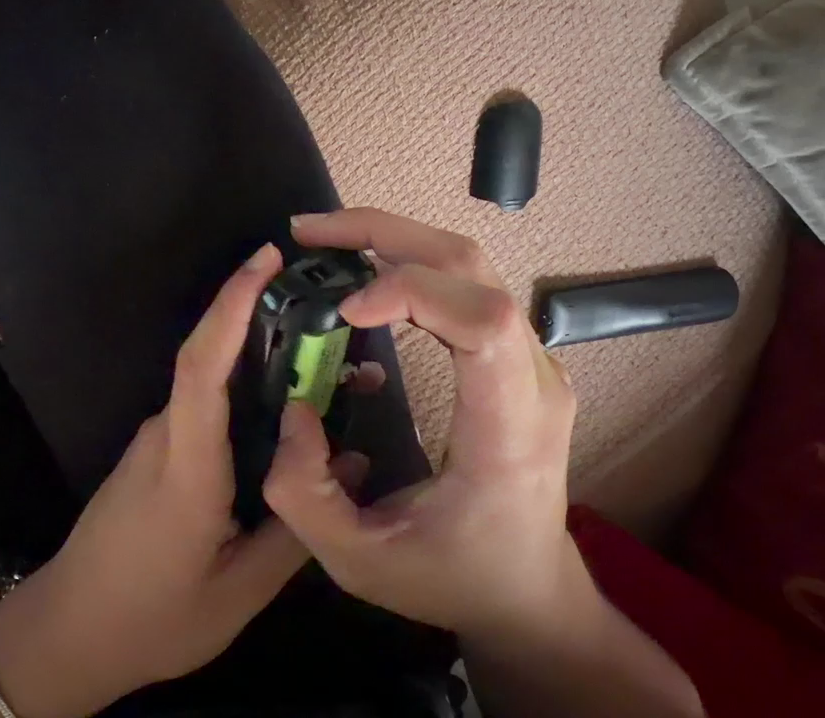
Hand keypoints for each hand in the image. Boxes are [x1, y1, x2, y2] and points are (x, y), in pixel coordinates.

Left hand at [0, 243, 314, 714]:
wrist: (70, 632)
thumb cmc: (153, 617)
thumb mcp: (239, 591)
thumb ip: (295, 527)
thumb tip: (349, 466)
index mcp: (185, 466)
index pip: (203, 367)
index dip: (231, 306)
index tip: (266, 260)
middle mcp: (165, 436)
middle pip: (211, 360)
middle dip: (267, 323)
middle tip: (335, 317)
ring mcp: (155, 442)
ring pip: (212, 387)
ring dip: (264, 369)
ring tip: (334, 376)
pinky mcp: (156, 454)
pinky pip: (205, 412)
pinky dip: (247, 402)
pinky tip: (290, 422)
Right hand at [264, 208, 579, 641]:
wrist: (530, 590)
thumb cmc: (452, 576)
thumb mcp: (360, 563)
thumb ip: (304, 495)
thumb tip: (290, 409)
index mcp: (507, 433)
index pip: (484, 324)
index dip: (410, 293)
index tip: (344, 310)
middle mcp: (534, 381)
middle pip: (473, 267)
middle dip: (385, 233)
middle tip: (308, 235)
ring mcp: (533, 361)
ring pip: (471, 261)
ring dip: (393, 236)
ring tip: (325, 239)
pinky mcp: (517, 354)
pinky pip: (467, 282)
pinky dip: (408, 257)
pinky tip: (361, 267)